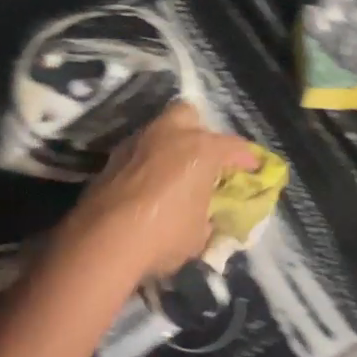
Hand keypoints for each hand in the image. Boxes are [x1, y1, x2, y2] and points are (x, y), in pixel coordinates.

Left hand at [55, 101, 260, 280]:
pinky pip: (139, 152)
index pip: (233, 147)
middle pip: (190, 116)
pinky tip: (148, 186)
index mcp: (201, 149)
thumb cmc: (164, 235)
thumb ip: (207, 216)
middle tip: (204, 159)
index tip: (253, 168)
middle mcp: (170, 135)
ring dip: (170, 146)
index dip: (246, 159)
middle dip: (199, 132)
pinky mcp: (112, 158)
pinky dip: (147, 163)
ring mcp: (137, 142)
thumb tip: (205, 216)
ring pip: (159, 130)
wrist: (103, 240)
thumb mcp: (199, 234)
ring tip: (174, 174)